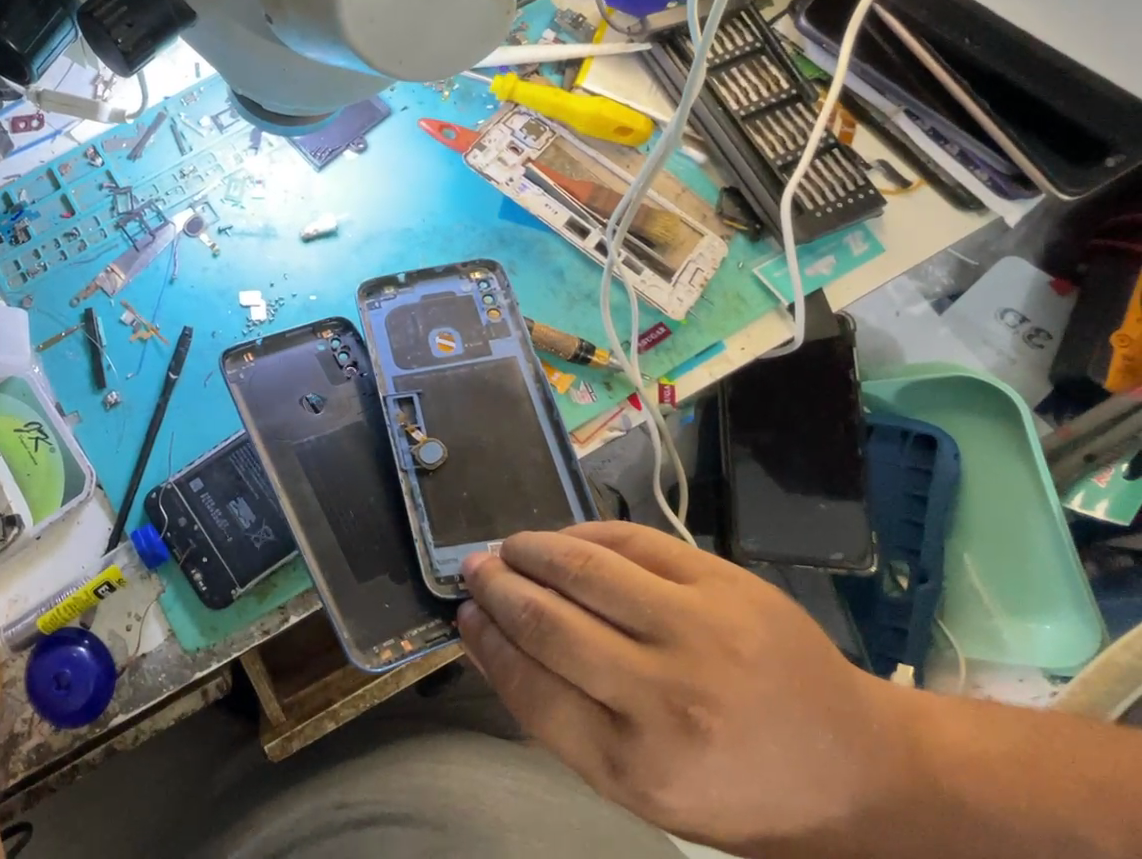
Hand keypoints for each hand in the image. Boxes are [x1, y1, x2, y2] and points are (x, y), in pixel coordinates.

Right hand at [457, 521, 913, 854]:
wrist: (857, 770)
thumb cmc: (730, 787)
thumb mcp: (634, 781)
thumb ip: (552, 714)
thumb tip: (482, 640)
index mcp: (635, 762)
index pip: (527, 683)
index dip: (484, 641)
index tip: (464, 616)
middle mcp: (665, 696)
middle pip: (545, 621)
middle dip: (495, 588)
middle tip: (474, 571)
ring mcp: (700, 631)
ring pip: (581, 568)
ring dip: (528, 550)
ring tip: (508, 549)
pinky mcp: (728, 585)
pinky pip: (632, 541)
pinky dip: (582, 533)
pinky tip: (563, 540)